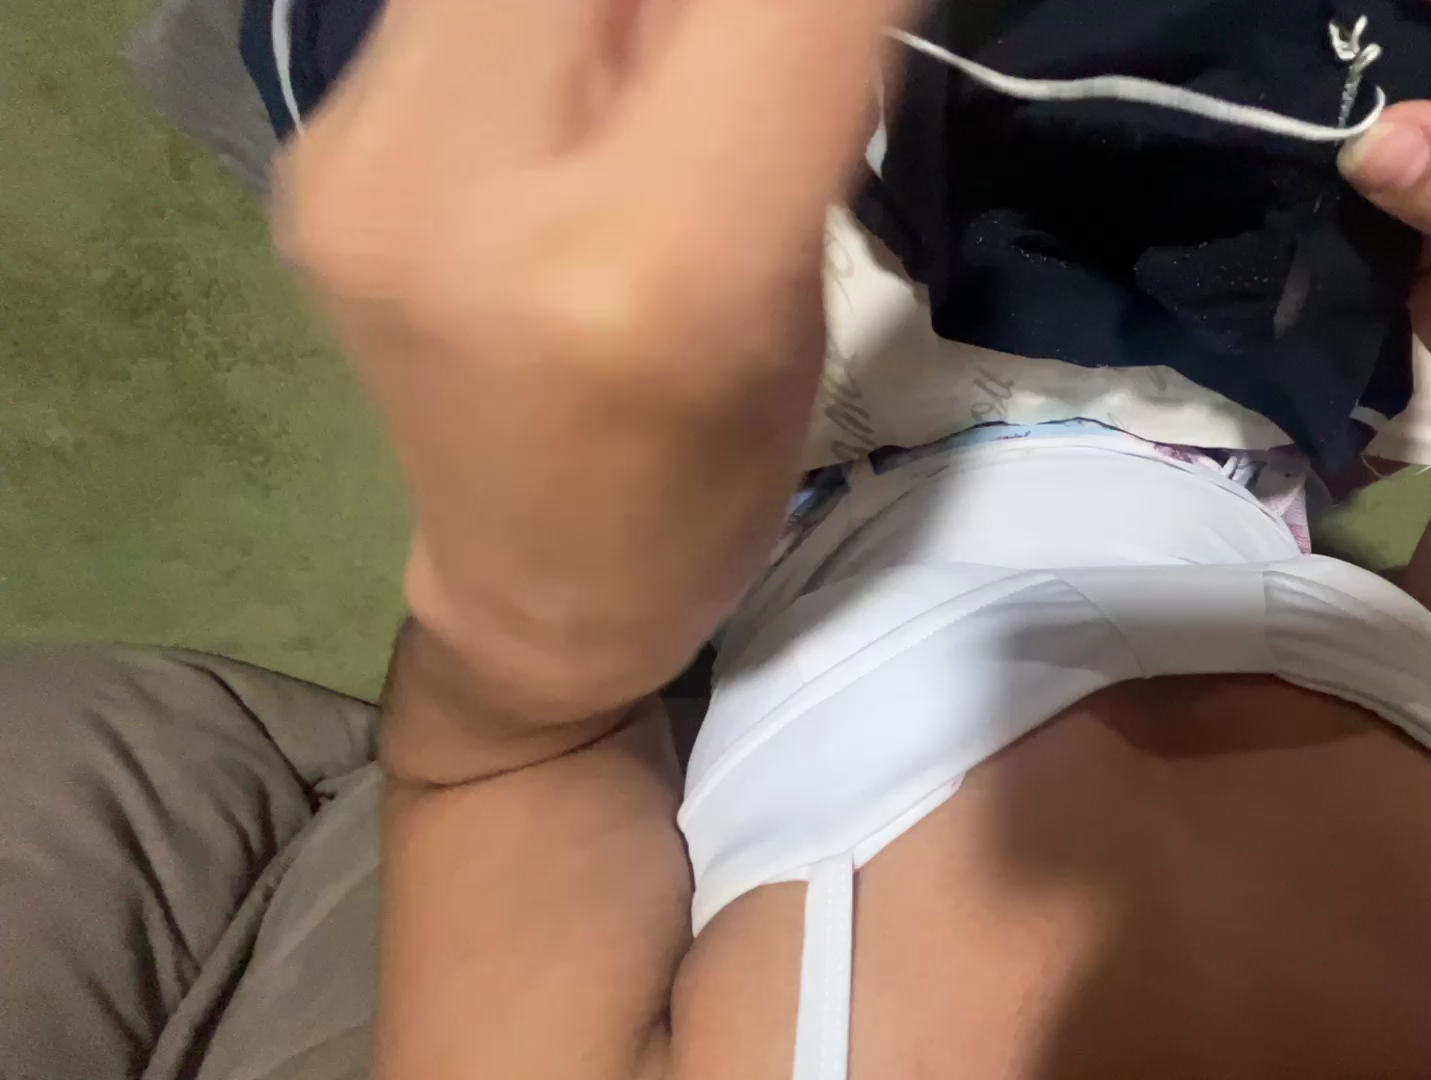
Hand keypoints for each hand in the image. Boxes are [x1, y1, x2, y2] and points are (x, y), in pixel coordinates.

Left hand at [276, 0, 904, 746]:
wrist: (546, 597)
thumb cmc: (709, 500)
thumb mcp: (796, 326)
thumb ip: (789, 123)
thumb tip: (795, 12)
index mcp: (656, 271)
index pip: (776, 13)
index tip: (866, 23)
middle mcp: (474, 186)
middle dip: (723, 1)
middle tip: (754, 55)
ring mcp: (361, 154)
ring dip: (632, 3)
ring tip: (669, 81)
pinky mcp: (319, 147)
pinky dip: (557, 13)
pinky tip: (590, 93)